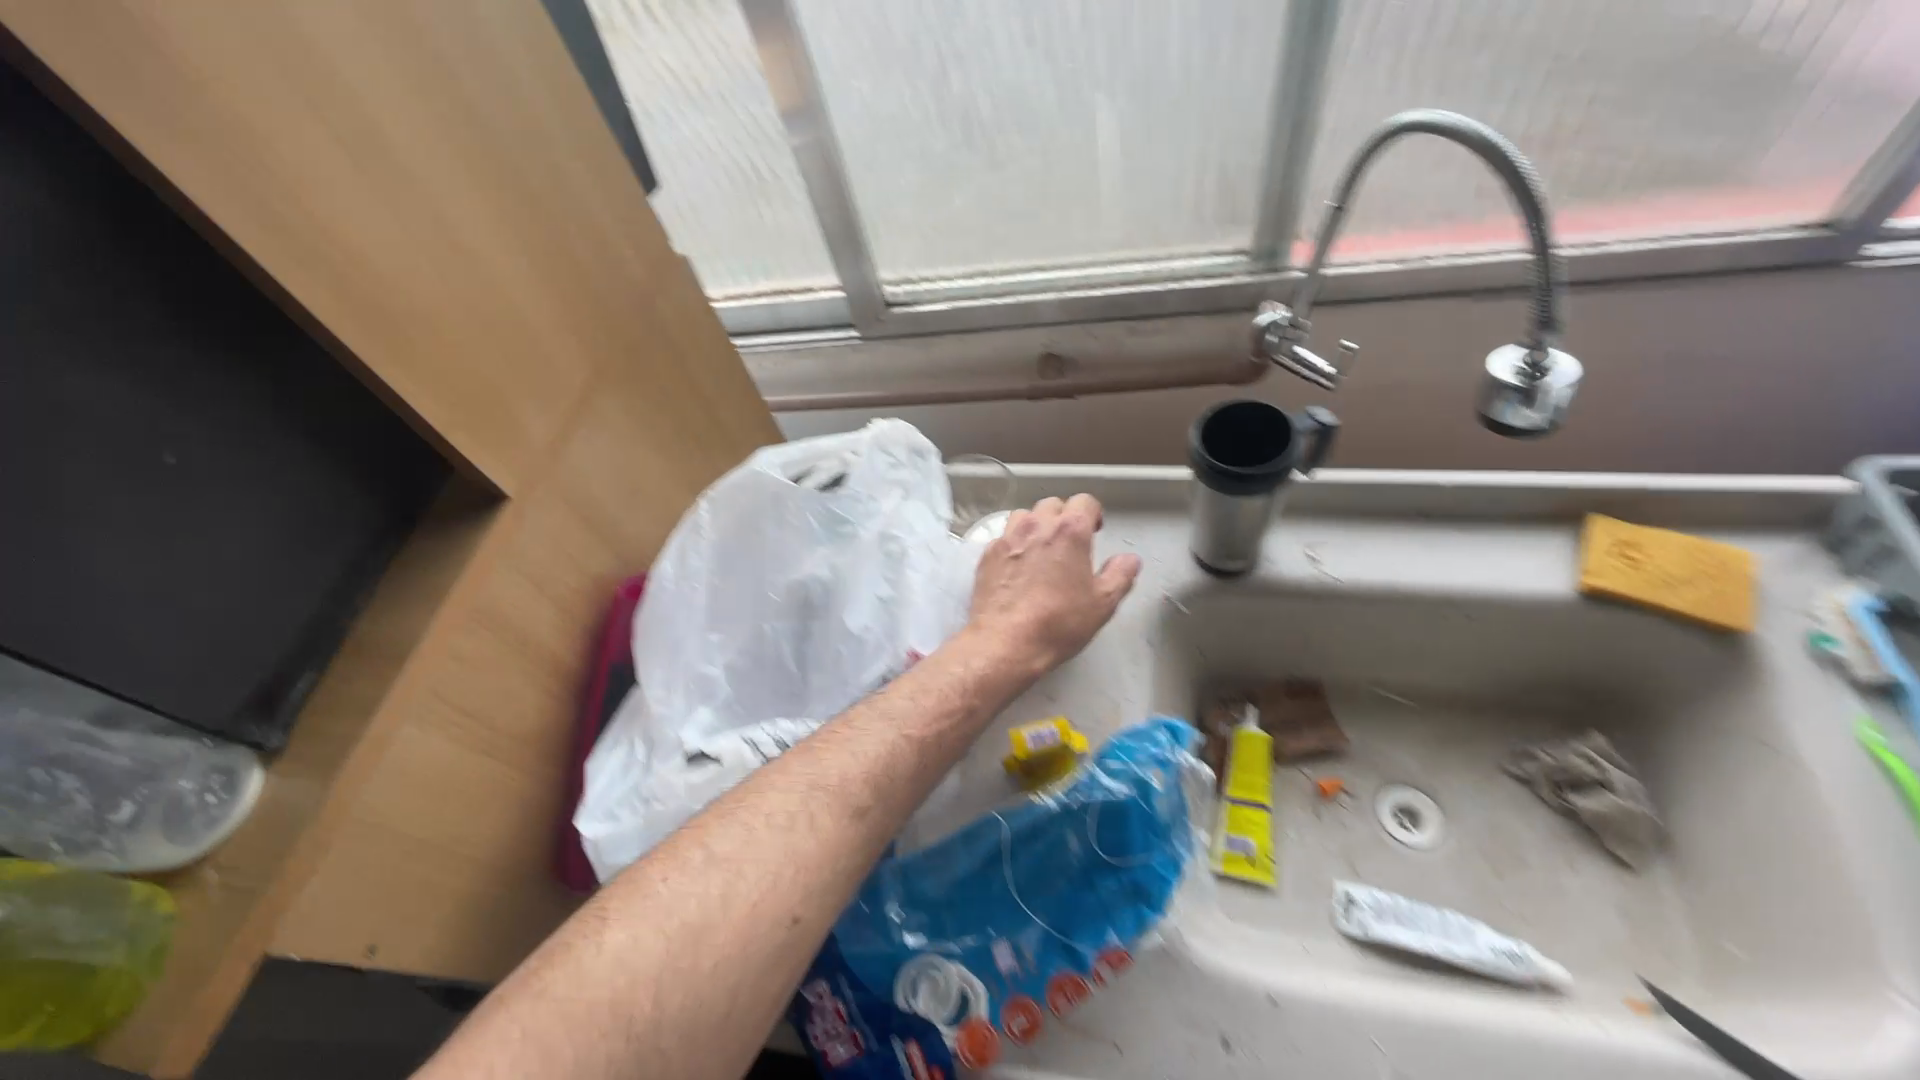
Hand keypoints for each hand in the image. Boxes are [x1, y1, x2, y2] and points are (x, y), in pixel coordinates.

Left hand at [962, 494, 1141, 678]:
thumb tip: (1130, 560)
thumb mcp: (1102, 604)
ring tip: (1041, 550)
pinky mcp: (987, 555)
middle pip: (1053, 505)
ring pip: (1024, 515)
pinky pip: (1004, 537)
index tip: (1094, 531)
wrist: (1005, 641)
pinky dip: (1014, 544)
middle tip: (1070, 543)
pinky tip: (1018, 567)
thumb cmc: (1058, 623)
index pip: (1084, 502)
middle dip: (1064, 517)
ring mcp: (1008, 538)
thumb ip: (1120, 576)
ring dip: (1036, 525)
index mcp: (1070, 531)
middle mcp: (1037, 526)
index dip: (1093, 514)